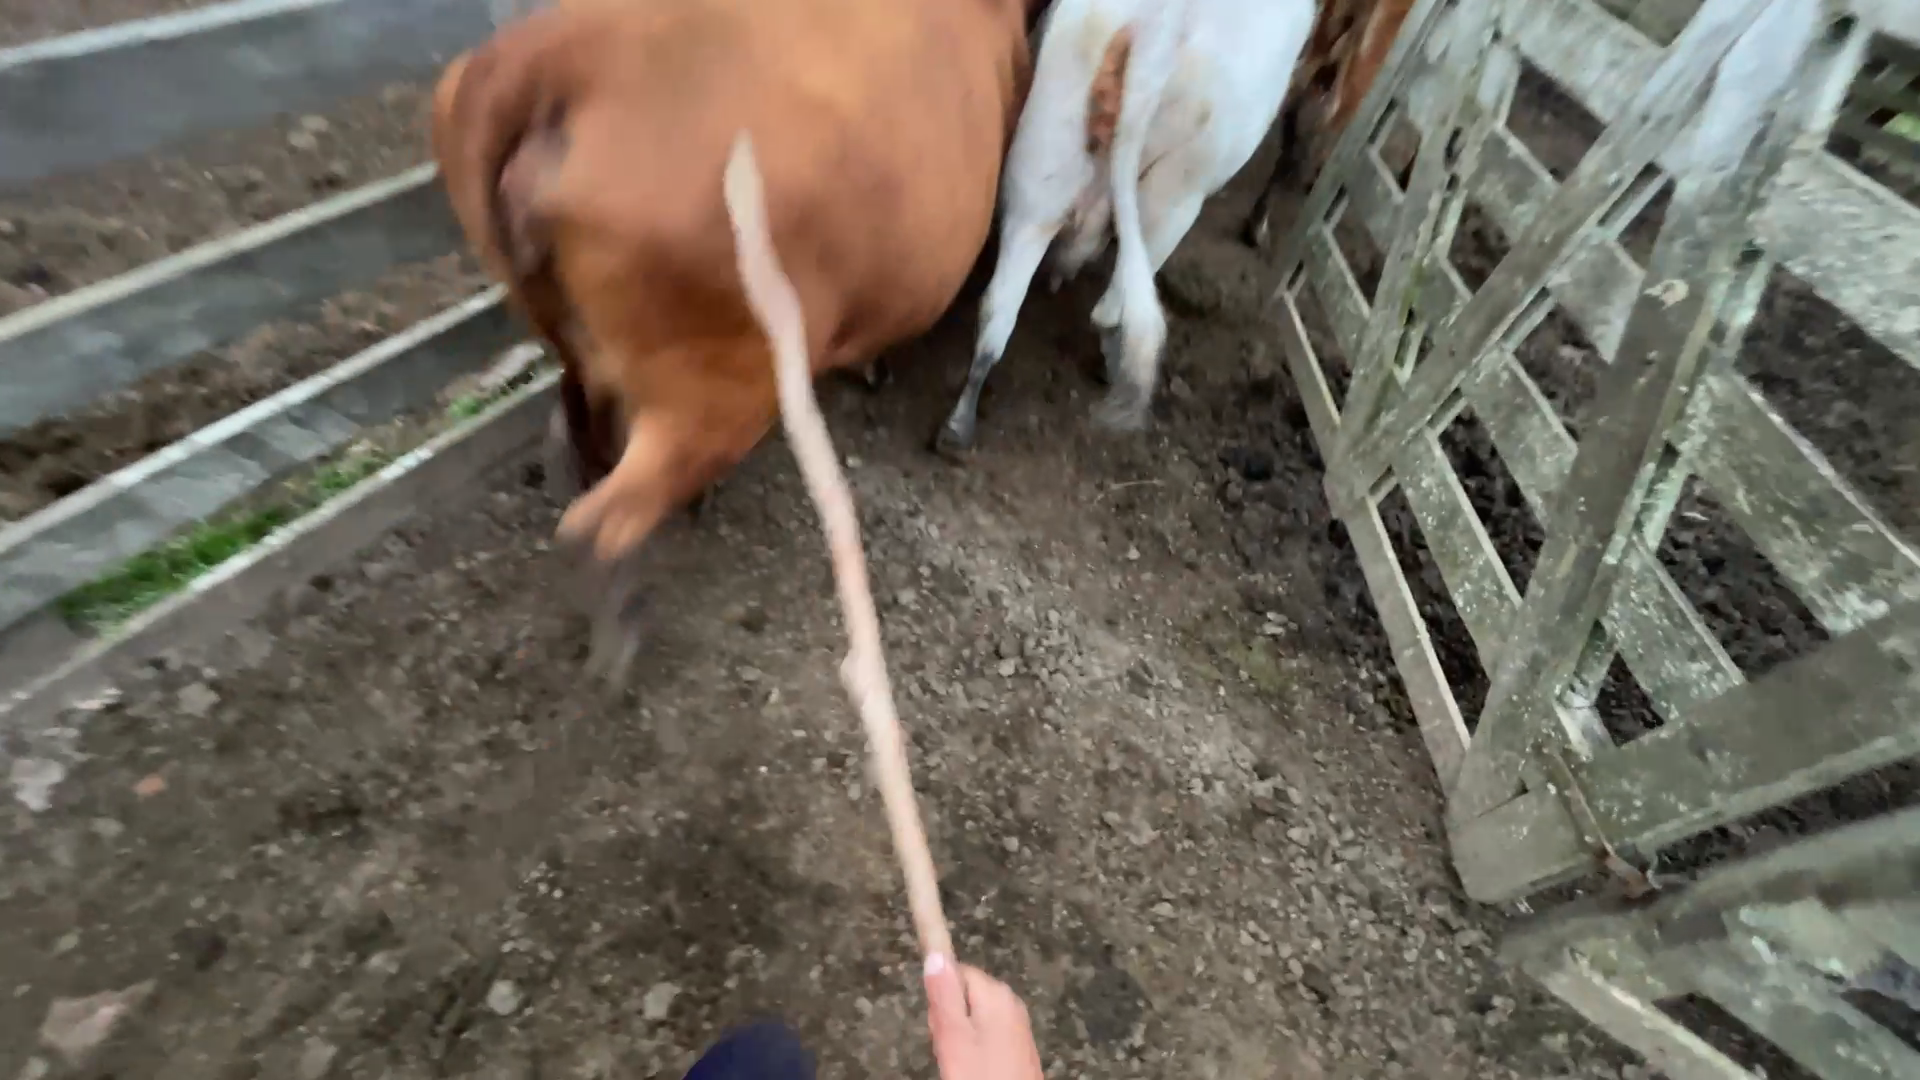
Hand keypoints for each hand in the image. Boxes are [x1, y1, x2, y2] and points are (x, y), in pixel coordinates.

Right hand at [923, 953, 1044, 1079]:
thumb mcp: (954, 1039)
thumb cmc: (981, 1078)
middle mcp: (1010, 1002)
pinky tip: (974, 1072)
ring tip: (962, 1066)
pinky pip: (988, 1036)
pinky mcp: (1020, 1047)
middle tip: (950, 1051)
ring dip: (962, 1038)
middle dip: (952, 1020)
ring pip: (975, 1018)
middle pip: (967, 995)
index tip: (937, 1026)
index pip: (957, 972)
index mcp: (996, 993)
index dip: (941, 998)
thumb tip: (936, 951)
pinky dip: (977, 1050)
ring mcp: (1018, 1025)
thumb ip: (944, 995)